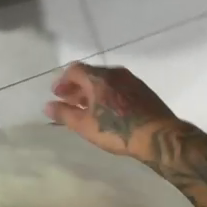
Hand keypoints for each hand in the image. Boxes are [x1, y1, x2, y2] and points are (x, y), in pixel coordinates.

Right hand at [44, 62, 180, 159]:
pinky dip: (107, 94)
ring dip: (92, 91)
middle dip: (77, 86)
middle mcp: (115, 73)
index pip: (75, 69)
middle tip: (69, 101)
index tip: (57, 94)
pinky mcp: (143, 90)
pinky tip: (107, 110)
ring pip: (105, 80)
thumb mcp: (85, 126)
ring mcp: (131, 80)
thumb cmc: (117, 130)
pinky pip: (118, 86)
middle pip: (90, 74)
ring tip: (87, 107)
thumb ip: (64, 114)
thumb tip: (47, 106)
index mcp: (99, 77)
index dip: (63, 81)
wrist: (159, 136)